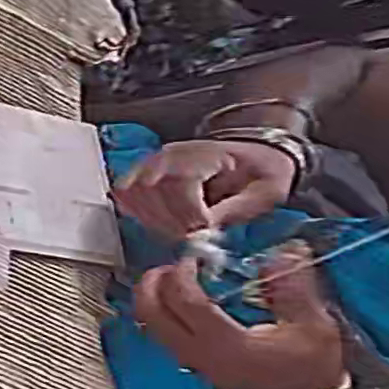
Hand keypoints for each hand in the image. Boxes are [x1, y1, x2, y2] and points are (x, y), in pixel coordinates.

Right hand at [115, 139, 295, 237]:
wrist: (250, 153)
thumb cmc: (261, 172)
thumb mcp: (265, 192)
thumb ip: (234, 211)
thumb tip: (202, 232)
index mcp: (204, 154)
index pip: (178, 182)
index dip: (187, 211)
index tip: (204, 229)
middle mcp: (168, 155)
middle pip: (147, 189)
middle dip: (166, 219)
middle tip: (188, 236)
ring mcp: (149, 163)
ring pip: (130, 193)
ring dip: (149, 218)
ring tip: (174, 231)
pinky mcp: (138, 172)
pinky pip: (123, 194)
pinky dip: (135, 211)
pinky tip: (156, 221)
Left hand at [134, 244, 344, 388]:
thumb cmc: (307, 370)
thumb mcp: (313, 329)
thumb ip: (294, 290)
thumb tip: (287, 251)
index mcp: (222, 341)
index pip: (185, 301)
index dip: (183, 274)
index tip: (194, 258)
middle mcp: (191, 348)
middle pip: (149, 308)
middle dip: (153, 281)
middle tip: (172, 265)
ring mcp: (182, 354)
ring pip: (146, 318)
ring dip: (150, 293)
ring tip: (172, 277)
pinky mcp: (182, 357)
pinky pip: (154, 327)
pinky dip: (156, 306)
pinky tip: (175, 296)